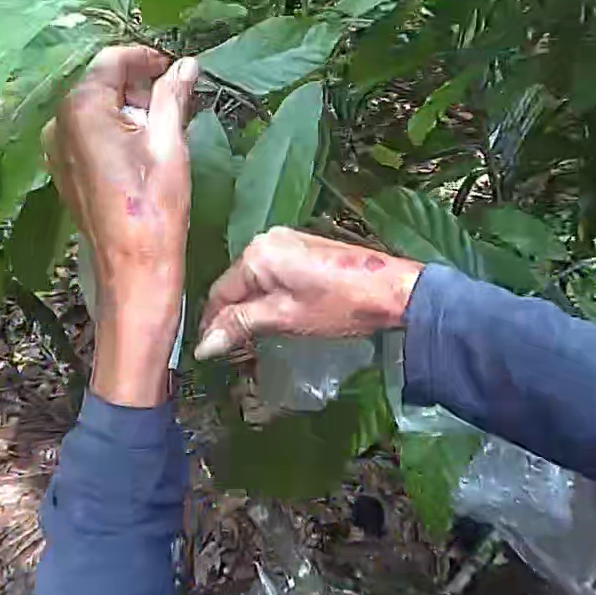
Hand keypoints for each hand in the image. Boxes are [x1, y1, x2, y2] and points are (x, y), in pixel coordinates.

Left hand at [44, 45, 199, 405]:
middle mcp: (60, 123)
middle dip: (138, 84)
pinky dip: (115, 131)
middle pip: (100, 83)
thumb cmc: (155, 207)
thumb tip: (187, 63)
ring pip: (95, 109)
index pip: (111, 60)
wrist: (133, 269)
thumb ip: (173, 95)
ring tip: (164, 127)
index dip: (146, 57)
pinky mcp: (65, 171)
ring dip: (128, 108)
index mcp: (81, 108)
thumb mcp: (170, 144)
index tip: (174, 66)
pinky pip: (89, 135)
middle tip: (176, 99)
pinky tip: (142, 149)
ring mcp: (57, 150)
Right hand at [194, 227, 423, 359]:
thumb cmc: (339, 305)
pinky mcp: (304, 248)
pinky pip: (272, 273)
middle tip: (231, 351)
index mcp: (257, 254)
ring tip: (250, 340)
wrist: (392, 290)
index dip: (212, 324)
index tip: (208, 354)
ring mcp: (287, 241)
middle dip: (231, 316)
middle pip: (235, 284)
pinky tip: (273, 318)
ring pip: (254, 280)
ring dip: (249, 308)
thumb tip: (203, 346)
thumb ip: (241, 326)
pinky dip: (268, 296)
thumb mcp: (285, 318)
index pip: (220, 292)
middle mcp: (266, 240)